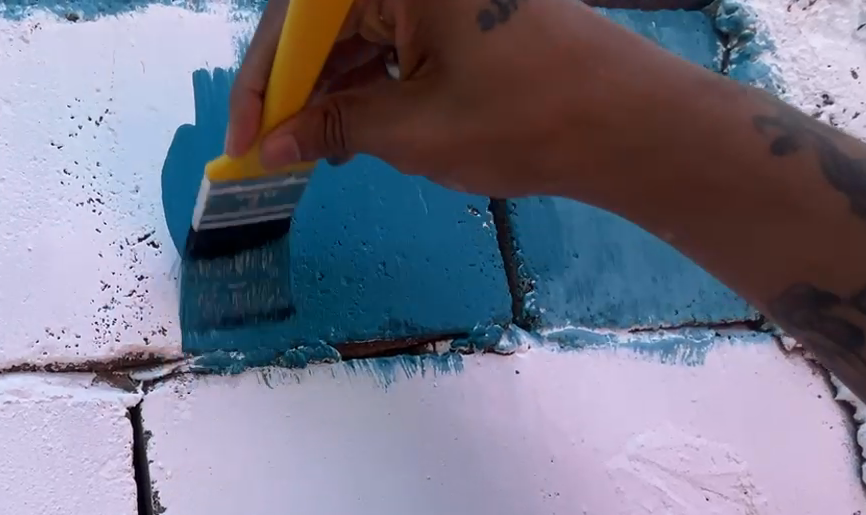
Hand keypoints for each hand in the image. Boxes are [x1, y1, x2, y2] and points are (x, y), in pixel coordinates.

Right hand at [226, 0, 686, 197]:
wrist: (622, 122)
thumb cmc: (519, 120)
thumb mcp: (411, 129)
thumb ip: (333, 126)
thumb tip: (271, 146)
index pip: (301, 19)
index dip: (263, 83)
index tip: (244, 142)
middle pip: (322, 18)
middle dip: (289, 86)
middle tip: (268, 148)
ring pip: (351, 27)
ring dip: (323, 87)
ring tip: (307, 149)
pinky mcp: (456, 3)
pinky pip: (386, 32)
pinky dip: (360, 79)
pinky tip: (345, 126)